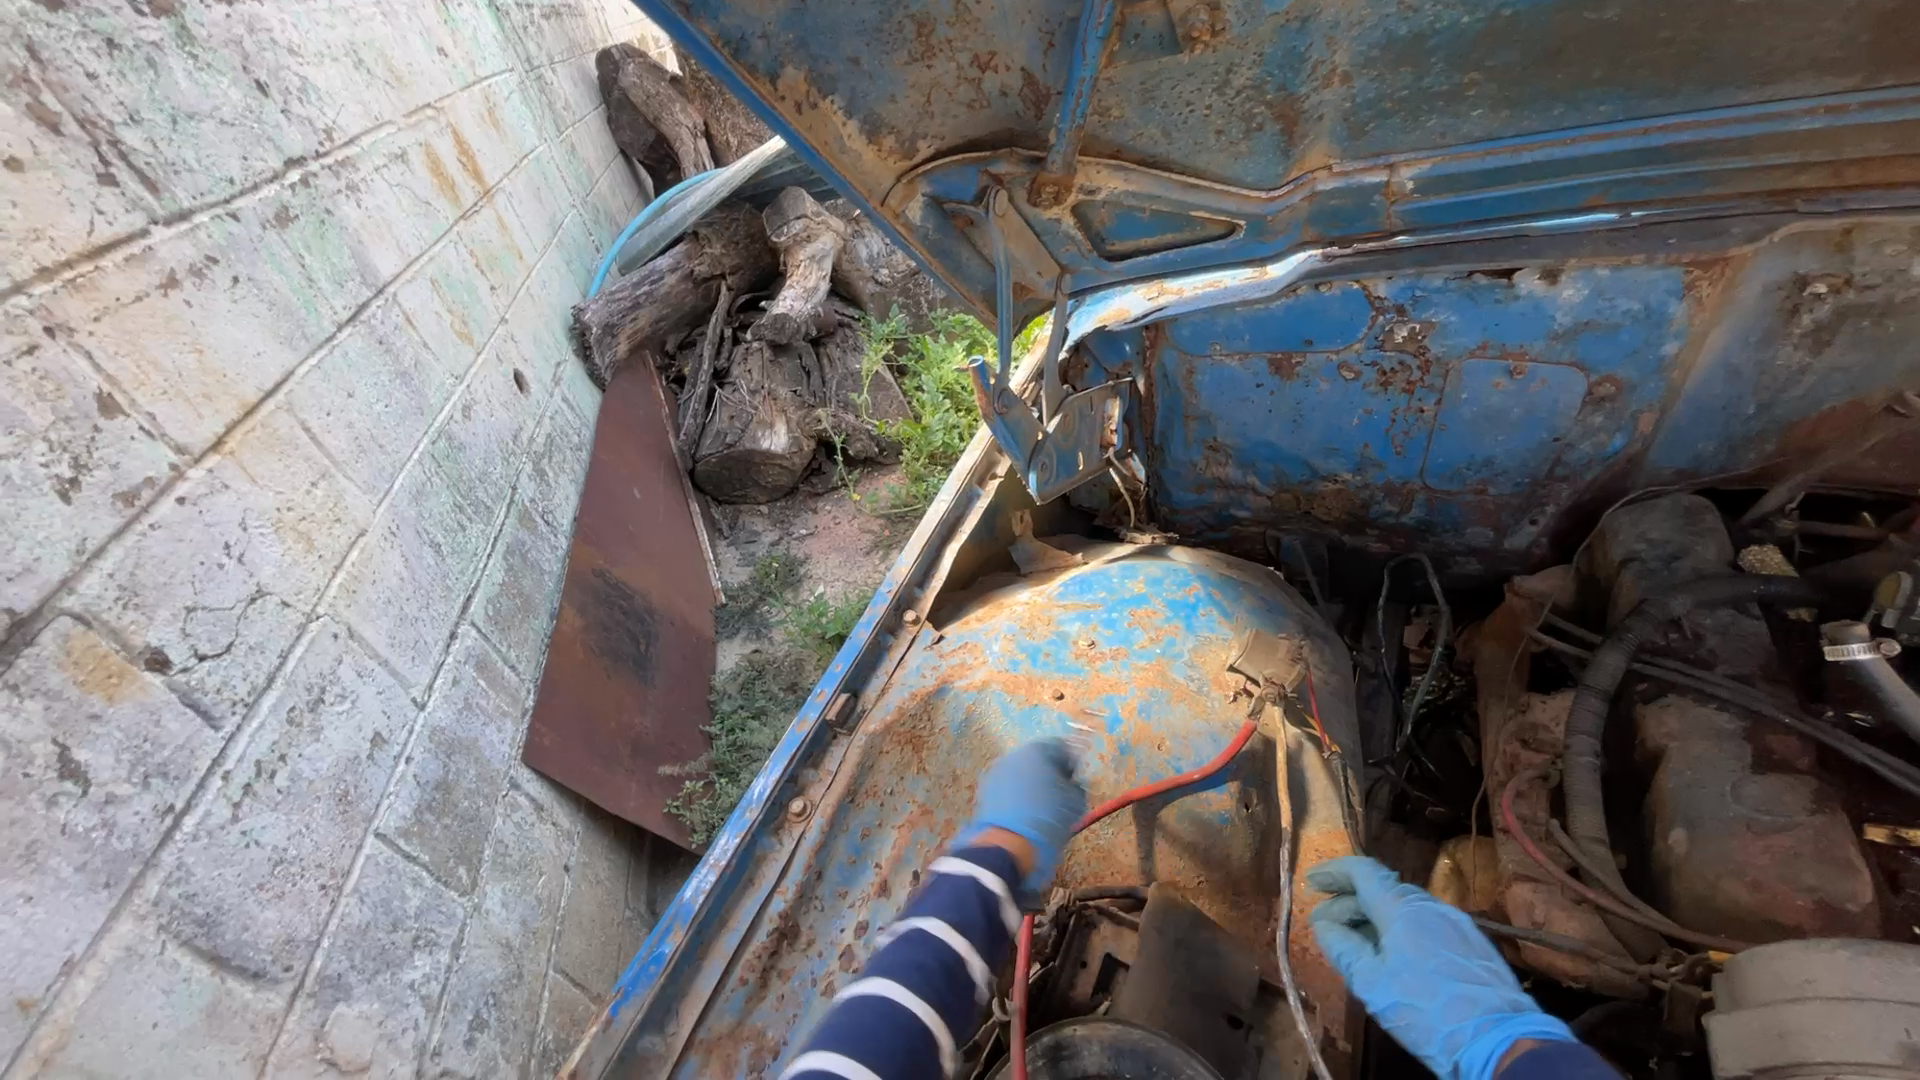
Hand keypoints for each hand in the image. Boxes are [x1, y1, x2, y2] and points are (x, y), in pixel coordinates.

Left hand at [958, 739, 1086, 897]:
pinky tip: (1024, 814)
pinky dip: (1017, 795)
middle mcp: (1015, 754)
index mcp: (1039, 750)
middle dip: (1050, 773)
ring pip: (1021, 772)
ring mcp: (997, 771)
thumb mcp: (1075, 804)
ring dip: (1032, 784)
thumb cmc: (1047, 821)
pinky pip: (1008, 786)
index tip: (1075, 782)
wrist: (1008, 846)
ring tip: (1041, 808)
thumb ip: (1077, 786)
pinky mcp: (985, 789)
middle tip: (1060, 795)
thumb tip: (1072, 784)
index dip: (1072, 764)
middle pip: (1039, 758)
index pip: (1062, 747)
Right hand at [1307, 856, 1575, 1079]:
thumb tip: (1323, 924)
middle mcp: (1429, 905)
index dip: (1332, 872)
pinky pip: (1426, 925)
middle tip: (1327, 924)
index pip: (1361, 870)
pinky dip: (1400, 930)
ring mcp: (1457, 924)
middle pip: (1381, 889)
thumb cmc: (1427, 1009)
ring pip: (1404, 908)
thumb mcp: (1372, 983)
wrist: (1504, 1044)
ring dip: (1374, 918)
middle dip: (1349, 902)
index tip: (1311, 882)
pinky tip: (1395, 957)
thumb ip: (1342, 947)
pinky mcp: (1474, 946)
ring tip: (1358, 944)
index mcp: (1401, 907)